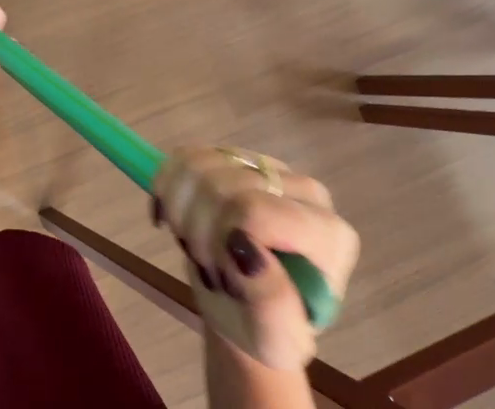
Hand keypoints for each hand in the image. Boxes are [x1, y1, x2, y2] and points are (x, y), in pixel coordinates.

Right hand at [152, 146, 358, 373]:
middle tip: (209, 266)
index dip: (221, 242)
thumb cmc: (262, 327)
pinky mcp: (236, 158)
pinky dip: (167, 188)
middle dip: (199, 231)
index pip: (253, 209)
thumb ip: (271, 302)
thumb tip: (247, 252)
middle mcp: (306, 191)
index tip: (225, 278)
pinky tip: (176, 217)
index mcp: (328, 234)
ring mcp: (269, 168)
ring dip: (182, 211)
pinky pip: (186, 156)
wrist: (243, 309)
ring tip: (196, 243)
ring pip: (199, 164)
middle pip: (222, 184)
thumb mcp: (275, 338)